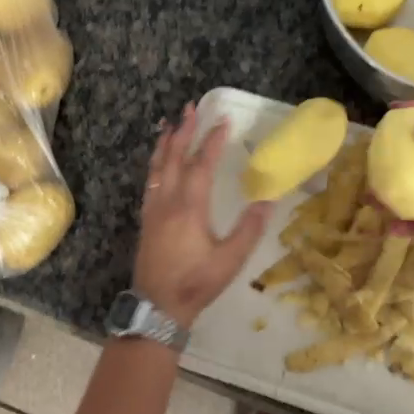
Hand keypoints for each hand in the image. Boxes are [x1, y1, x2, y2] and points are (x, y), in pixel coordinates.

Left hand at [134, 104, 273, 327]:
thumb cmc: (197, 283)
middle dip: (184, 131)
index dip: (213, 141)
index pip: (202, 164)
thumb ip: (249, 230)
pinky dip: (156, 163)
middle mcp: (167, 201)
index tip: (223, 121)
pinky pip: (150, 181)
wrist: (157, 306)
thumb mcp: (230, 260)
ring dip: (166, 143)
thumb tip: (268, 200)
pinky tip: (159, 162)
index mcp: (189, 208)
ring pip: (157, 167)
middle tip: (191, 108)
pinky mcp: (145, 220)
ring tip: (171, 124)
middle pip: (174, 157)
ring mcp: (152, 209)